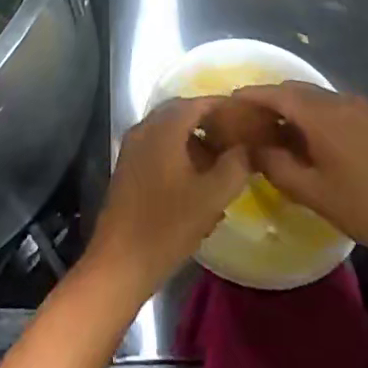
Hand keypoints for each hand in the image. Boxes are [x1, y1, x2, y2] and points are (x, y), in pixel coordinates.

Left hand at [86, 96, 250, 295]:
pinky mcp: (128, 170)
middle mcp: (144, 130)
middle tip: (236, 139)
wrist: (119, 265)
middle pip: (182, 114)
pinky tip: (198, 185)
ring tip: (221, 165)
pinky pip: (159, 149)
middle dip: (210, 124)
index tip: (248, 119)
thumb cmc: (167, 226)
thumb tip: (248, 147)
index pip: (199, 102)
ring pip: (170, 133)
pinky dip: (180, 155)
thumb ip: (236, 165)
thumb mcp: (212, 196)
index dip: (225, 108)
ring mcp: (132, 149)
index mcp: (163, 128)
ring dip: (196, 142)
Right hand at [234, 81, 367, 268]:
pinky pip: (332, 110)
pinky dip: (311, 118)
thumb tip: (253, 148)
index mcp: (322, 114)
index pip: (276, 93)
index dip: (250, 96)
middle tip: (245, 125)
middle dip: (268, 102)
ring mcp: (361, 109)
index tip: (226, 105)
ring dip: (291, 111)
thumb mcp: (315, 194)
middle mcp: (340, 101)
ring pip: (315, 100)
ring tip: (271, 136)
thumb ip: (277, 166)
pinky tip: (306, 145)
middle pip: (295, 91)